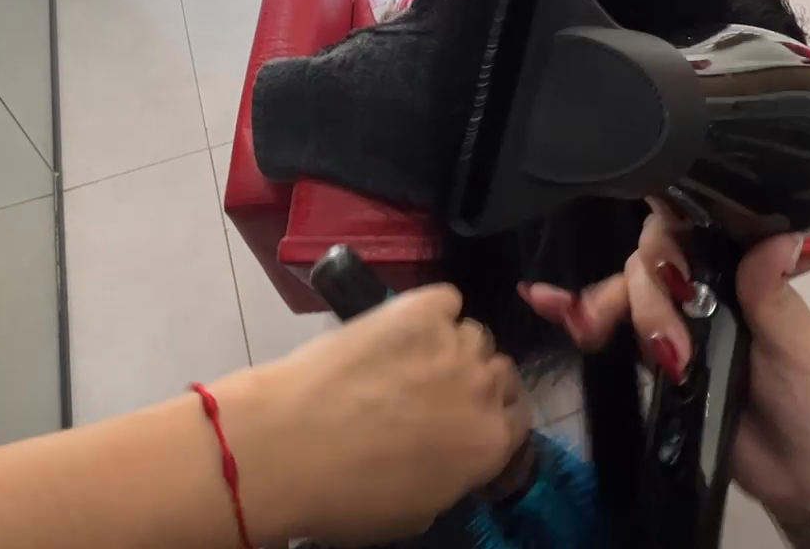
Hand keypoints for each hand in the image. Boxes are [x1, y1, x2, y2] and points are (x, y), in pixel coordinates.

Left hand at [212, 284, 532, 544]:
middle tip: (436, 389)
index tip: (467, 417)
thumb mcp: (419, 510)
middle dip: (474, 380)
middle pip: (499, 370)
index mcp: (489, 444)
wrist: (291, 442)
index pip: (518, 418)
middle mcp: (483, 387)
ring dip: (450, 345)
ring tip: (410, 355)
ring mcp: (453, 341)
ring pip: (471, 333)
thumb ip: (455, 473)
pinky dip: (432, 309)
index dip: (493, 417)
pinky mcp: (421, 306)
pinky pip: (446, 298)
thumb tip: (454, 451)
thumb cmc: (348, 494)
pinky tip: (403, 325)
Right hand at [519, 208, 809, 523]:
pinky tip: (541, 301)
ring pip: (623, 288)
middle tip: (668, 349)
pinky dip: (570, 308)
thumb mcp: (796, 345)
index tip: (665, 265)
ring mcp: (670, 316)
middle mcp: (699, 282)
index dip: (667, 234)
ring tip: (592, 333)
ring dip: (604, 305)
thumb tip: (778, 236)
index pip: (689, 226)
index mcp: (735, 268)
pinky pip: (607, 322)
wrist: (798, 477)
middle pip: (648, 259)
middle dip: (645, 298)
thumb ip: (770, 291)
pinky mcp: (648, 352)